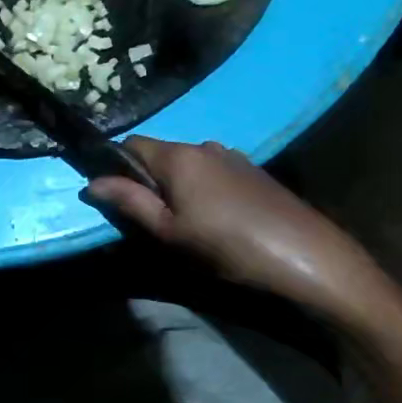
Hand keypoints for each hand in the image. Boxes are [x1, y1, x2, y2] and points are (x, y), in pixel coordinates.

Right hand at [87, 137, 390, 319]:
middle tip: (151, 220)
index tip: (117, 197)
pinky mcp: (254, 172)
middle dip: (147, 180)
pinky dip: (202, 189)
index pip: (131, 144)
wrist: (310, 258)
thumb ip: (129, 202)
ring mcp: (233, 156)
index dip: (116, 166)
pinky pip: (212, 172)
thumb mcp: (170, 231)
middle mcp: (204, 146)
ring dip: (176, 186)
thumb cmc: (229, 246)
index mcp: (178, 156)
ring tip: (186, 223)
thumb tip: (91, 183)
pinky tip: (217, 220)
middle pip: (160, 154)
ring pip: (187, 164)